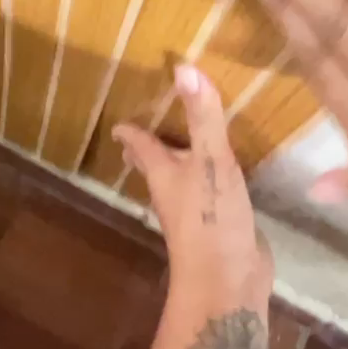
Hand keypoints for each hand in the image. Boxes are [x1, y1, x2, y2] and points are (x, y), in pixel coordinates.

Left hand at [114, 65, 272, 309]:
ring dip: (174, 163)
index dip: (130, 129)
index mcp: (163, 173)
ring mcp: (194, 212)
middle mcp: (172, 191)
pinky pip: (206, 194)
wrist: (228, 280)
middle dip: (144, 148)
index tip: (119, 119)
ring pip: (178, 180)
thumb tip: (184, 67)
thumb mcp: (211, 161)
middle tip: (139, 131)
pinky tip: (217, 177)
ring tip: (178, 146)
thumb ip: (203, 117)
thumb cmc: (211, 219)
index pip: (140, 144)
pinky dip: (205, 180)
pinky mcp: (218, 225)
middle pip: (152, 165)